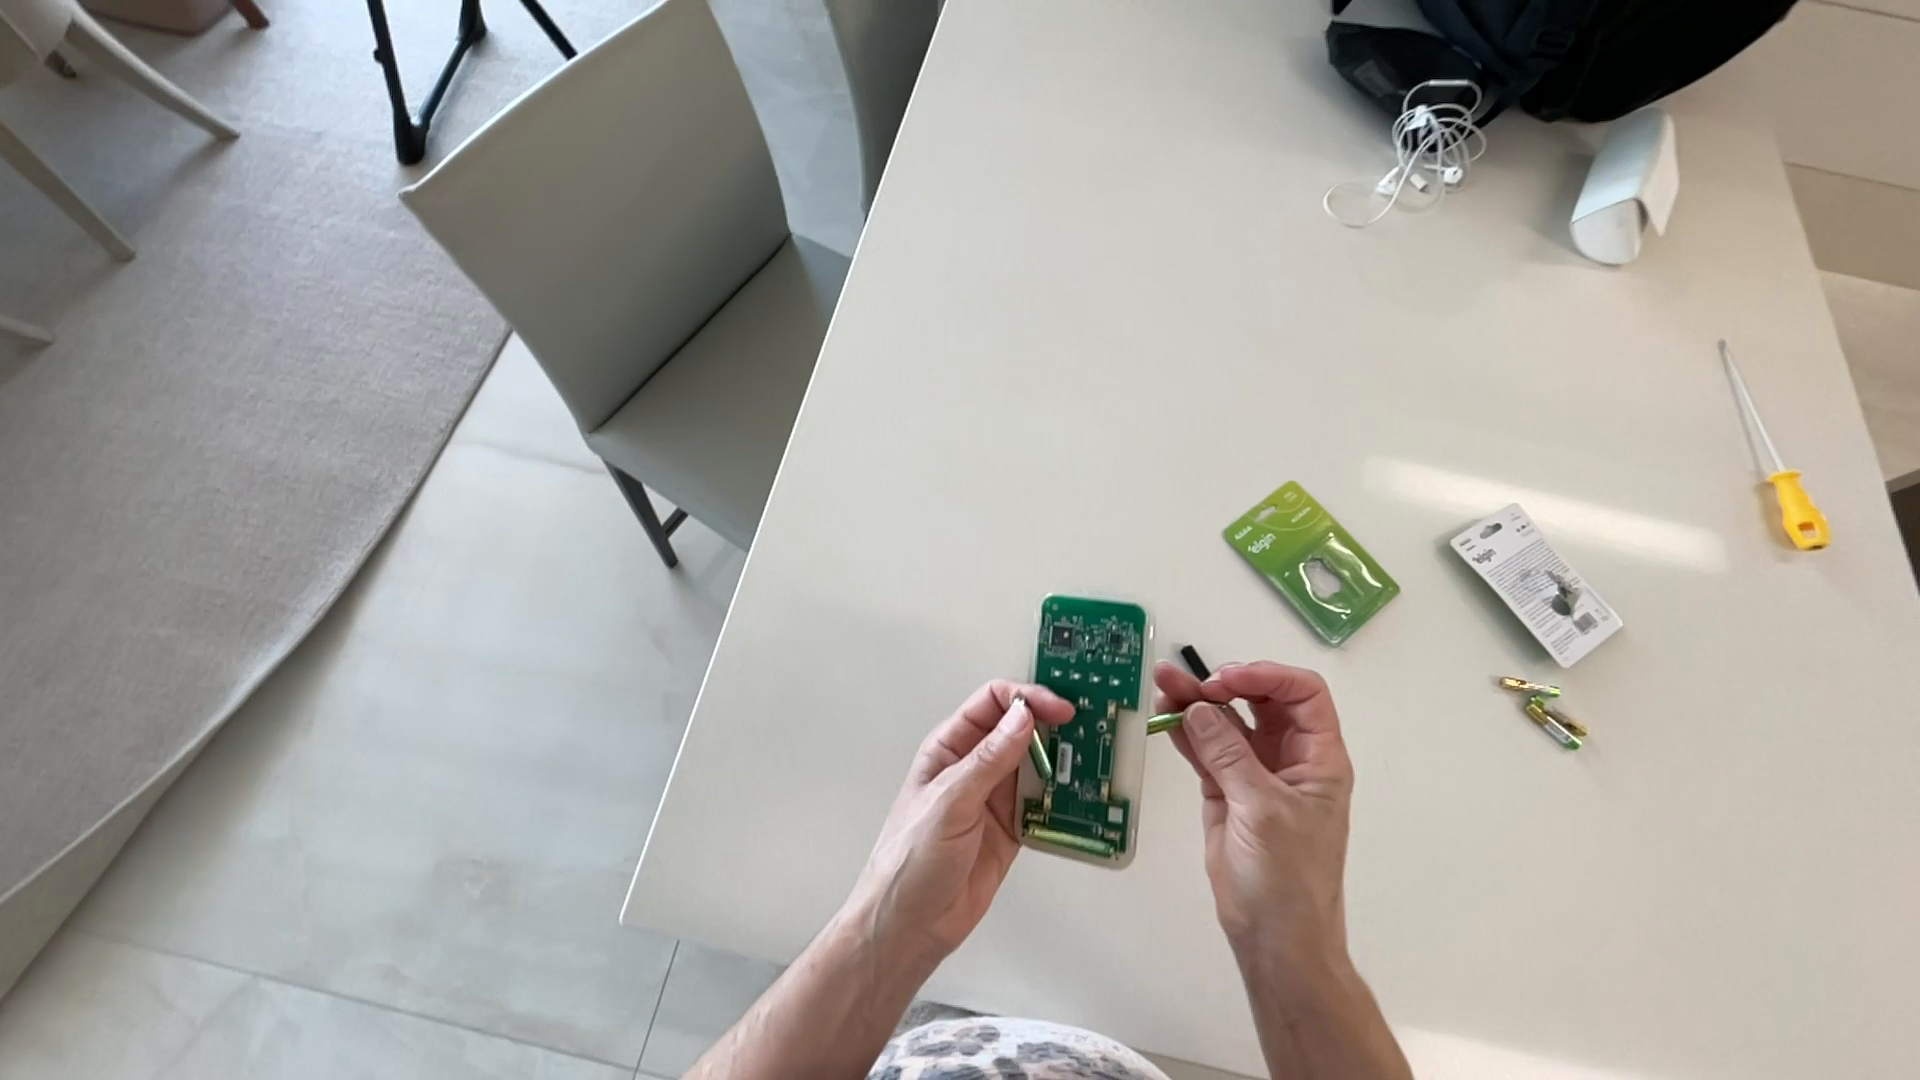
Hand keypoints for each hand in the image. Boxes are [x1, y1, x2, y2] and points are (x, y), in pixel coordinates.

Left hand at [843, 680, 1074, 971]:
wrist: (909, 926)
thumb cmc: (908, 860)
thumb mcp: (949, 802)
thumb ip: (988, 760)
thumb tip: (1022, 717)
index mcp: (950, 748)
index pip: (993, 703)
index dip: (1027, 698)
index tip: (1059, 708)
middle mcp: (974, 767)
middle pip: (1021, 730)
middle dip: (1053, 726)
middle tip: (1087, 729)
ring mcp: (994, 798)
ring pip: (1037, 766)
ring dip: (1063, 763)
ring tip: (1093, 761)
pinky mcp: (1011, 829)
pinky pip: (1044, 804)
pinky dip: (1064, 801)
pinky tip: (1081, 799)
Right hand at [1154, 660, 1355, 957]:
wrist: (1274, 938)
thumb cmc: (1288, 878)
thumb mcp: (1264, 810)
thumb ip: (1229, 755)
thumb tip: (1198, 709)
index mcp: (1317, 758)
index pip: (1303, 695)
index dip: (1267, 677)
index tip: (1227, 679)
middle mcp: (1287, 757)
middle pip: (1258, 701)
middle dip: (1224, 684)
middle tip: (1190, 683)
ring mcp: (1253, 772)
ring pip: (1225, 722)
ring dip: (1195, 702)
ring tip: (1162, 683)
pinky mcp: (1224, 790)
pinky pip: (1204, 748)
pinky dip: (1184, 731)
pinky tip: (1164, 716)